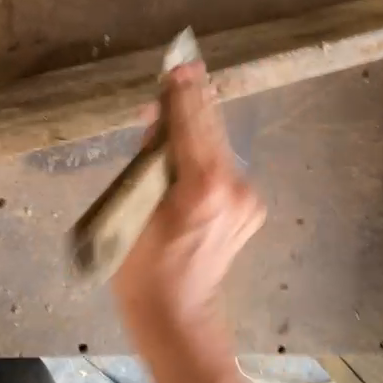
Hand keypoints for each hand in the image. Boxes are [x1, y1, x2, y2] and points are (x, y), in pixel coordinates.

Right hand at [113, 63, 265, 340]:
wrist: (177, 315)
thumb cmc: (142, 268)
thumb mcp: (134, 208)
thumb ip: (150, 163)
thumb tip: (158, 126)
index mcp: (204, 187)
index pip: (191, 126)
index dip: (182, 95)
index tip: (178, 66)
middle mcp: (234, 188)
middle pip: (212, 131)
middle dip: (193, 102)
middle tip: (184, 68)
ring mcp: (247, 200)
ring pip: (219, 148)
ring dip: (198, 125)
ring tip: (182, 97)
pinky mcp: (249, 209)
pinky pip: (224, 167)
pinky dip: (206, 151)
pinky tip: (190, 140)